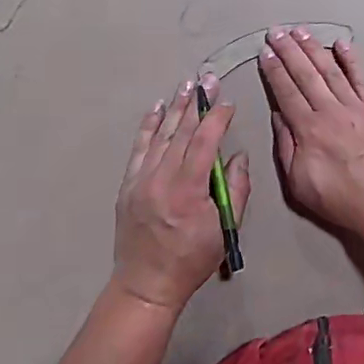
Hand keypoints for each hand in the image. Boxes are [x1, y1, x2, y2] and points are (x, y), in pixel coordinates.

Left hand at [111, 76, 250, 312]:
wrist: (145, 283)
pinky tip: (156, 109)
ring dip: (174, 108)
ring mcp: (141, 179)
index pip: (204, 142)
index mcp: (188, 190)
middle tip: (207, 79)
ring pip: (160, 135)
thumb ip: (235, 189)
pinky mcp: (128, 184)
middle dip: (197, 104)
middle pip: (181, 132)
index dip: (216, 119)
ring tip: (186, 86)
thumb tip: (236, 156)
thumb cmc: (191, 260)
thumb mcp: (225, 229)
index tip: (227, 103)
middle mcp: (161, 178)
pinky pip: (139, 148)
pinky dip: (148, 126)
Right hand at [260, 28, 363, 233]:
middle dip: (289, 51)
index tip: (265, 52)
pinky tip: (341, 44)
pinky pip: (360, 79)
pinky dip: (351, 60)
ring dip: (313, 48)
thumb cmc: (339, 198)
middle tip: (277, 32)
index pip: (286, 92)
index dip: (274, 70)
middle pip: (305, 74)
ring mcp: (354, 108)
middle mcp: (330, 111)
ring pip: (330, 70)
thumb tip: (278, 116)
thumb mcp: (298, 182)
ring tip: (300, 31)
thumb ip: (286, 146)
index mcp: (308, 129)